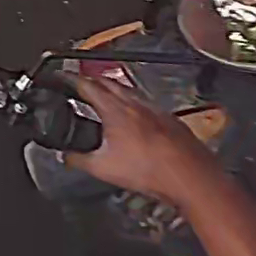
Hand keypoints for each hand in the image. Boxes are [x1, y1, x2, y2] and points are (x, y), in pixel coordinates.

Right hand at [62, 75, 227, 207]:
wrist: (193, 179)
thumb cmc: (149, 171)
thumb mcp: (103, 169)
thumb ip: (78, 160)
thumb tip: (65, 157)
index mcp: (114, 110)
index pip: (87, 86)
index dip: (71, 79)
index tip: (63, 76)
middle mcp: (135, 104)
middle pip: (109, 83)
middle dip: (92, 80)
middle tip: (81, 82)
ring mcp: (156, 111)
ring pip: (130, 92)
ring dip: (114, 89)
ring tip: (105, 95)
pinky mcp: (172, 121)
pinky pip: (147, 104)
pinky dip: (134, 104)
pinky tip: (135, 116)